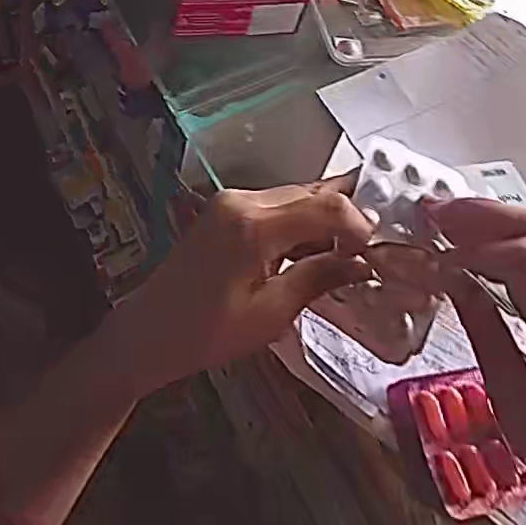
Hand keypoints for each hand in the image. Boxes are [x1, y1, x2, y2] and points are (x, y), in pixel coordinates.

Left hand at [105, 175, 374, 395]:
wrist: (149, 330)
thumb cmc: (208, 333)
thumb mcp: (270, 315)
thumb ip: (318, 279)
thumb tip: (362, 264)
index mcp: (253, 225)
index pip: (323, 206)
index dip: (357, 222)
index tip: (375, 249)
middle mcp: (243, 199)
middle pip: (310, 193)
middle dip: (344, 215)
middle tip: (371, 244)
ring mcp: (232, 199)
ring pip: (295, 194)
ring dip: (323, 216)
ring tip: (349, 245)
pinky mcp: (227, 206)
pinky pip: (276, 203)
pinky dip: (300, 219)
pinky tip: (314, 243)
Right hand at [430, 199, 525, 524]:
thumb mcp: (520, 411)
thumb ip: (486, 338)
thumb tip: (455, 282)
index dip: (476, 248)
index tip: (443, 256)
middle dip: (484, 212)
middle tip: (443, 211)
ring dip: (499, 220)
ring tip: (457, 222)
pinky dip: (519, 242)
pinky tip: (493, 248)